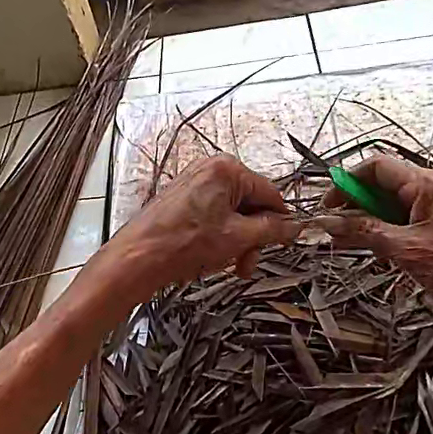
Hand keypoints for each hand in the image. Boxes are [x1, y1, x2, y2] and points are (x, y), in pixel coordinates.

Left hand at [92, 155, 300, 302]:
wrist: (137, 259)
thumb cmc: (183, 244)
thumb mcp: (238, 238)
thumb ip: (272, 229)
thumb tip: (295, 227)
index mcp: (227, 169)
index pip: (270, 194)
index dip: (279, 223)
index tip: (281, 245)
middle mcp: (210, 169)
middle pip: (250, 205)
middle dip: (252, 238)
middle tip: (246, 265)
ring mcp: (194, 184)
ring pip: (232, 215)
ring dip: (236, 242)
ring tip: (227, 264)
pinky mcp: (182, 201)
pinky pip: (213, 217)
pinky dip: (218, 238)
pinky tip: (209, 257)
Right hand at [314, 156, 432, 324]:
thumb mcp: (407, 251)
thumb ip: (364, 232)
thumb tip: (327, 221)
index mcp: (430, 185)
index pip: (377, 166)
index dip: (347, 183)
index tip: (329, 208)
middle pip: (385, 184)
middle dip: (358, 205)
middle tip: (338, 231)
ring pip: (397, 203)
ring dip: (373, 220)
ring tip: (359, 245)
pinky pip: (411, 217)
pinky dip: (392, 230)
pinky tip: (384, 253)